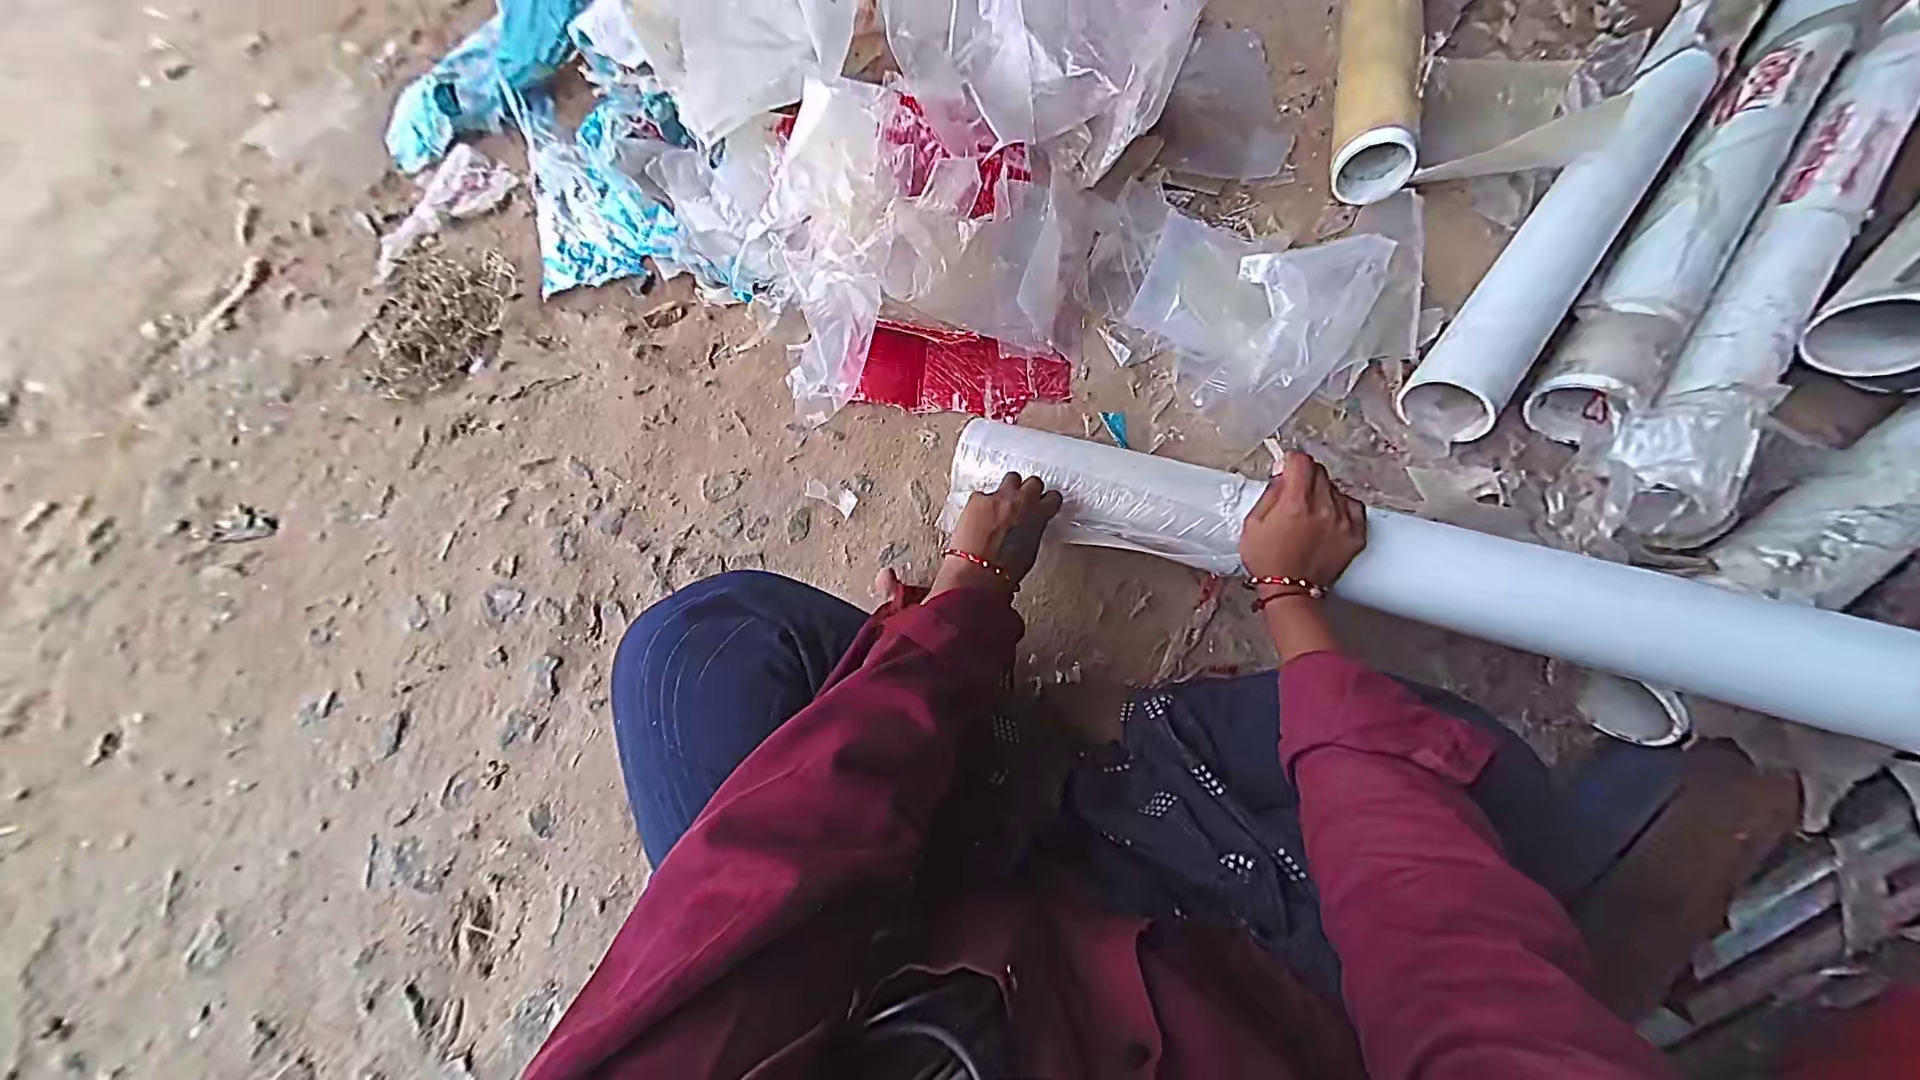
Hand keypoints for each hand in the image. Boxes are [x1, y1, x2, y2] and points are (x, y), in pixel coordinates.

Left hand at [932, 472, 1062, 595]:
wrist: (978, 572)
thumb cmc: (1005, 570)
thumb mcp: (1030, 550)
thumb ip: (1032, 530)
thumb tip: (1027, 527)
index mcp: (1039, 515)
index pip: (1053, 497)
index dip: (1047, 501)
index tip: (1043, 504)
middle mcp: (1021, 500)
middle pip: (1033, 482)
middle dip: (1028, 490)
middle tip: (1021, 502)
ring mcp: (999, 496)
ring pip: (1010, 479)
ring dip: (1008, 490)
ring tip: (1000, 505)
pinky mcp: (977, 498)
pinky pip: (983, 494)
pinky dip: (982, 504)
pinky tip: (978, 518)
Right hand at [1239, 450, 1366, 588]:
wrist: (1290, 590)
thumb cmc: (1266, 558)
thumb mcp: (1253, 523)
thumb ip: (1270, 494)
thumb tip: (1283, 474)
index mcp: (1295, 503)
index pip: (1302, 462)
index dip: (1291, 460)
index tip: (1287, 466)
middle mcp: (1324, 508)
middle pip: (1320, 473)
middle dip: (1305, 477)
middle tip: (1294, 492)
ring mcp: (1344, 520)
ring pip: (1335, 489)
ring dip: (1322, 493)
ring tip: (1310, 513)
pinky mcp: (1357, 533)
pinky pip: (1352, 506)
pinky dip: (1340, 507)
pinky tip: (1327, 518)